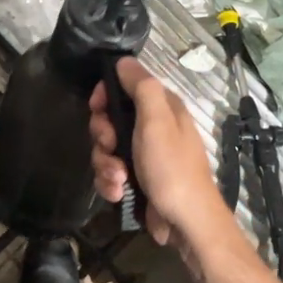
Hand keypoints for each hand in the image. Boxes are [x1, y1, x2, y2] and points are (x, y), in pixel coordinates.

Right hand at [89, 57, 225, 244]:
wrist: (184, 221)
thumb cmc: (172, 168)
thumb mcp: (157, 122)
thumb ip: (141, 88)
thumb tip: (123, 61)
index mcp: (162, 109)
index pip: (124, 87)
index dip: (105, 97)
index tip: (97, 109)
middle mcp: (152, 128)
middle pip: (110, 120)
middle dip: (103, 136)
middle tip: (111, 147)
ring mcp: (143, 155)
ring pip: (106, 149)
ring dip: (105, 165)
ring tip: (118, 179)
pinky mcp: (136, 179)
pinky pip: (110, 172)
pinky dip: (110, 182)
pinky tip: (118, 192)